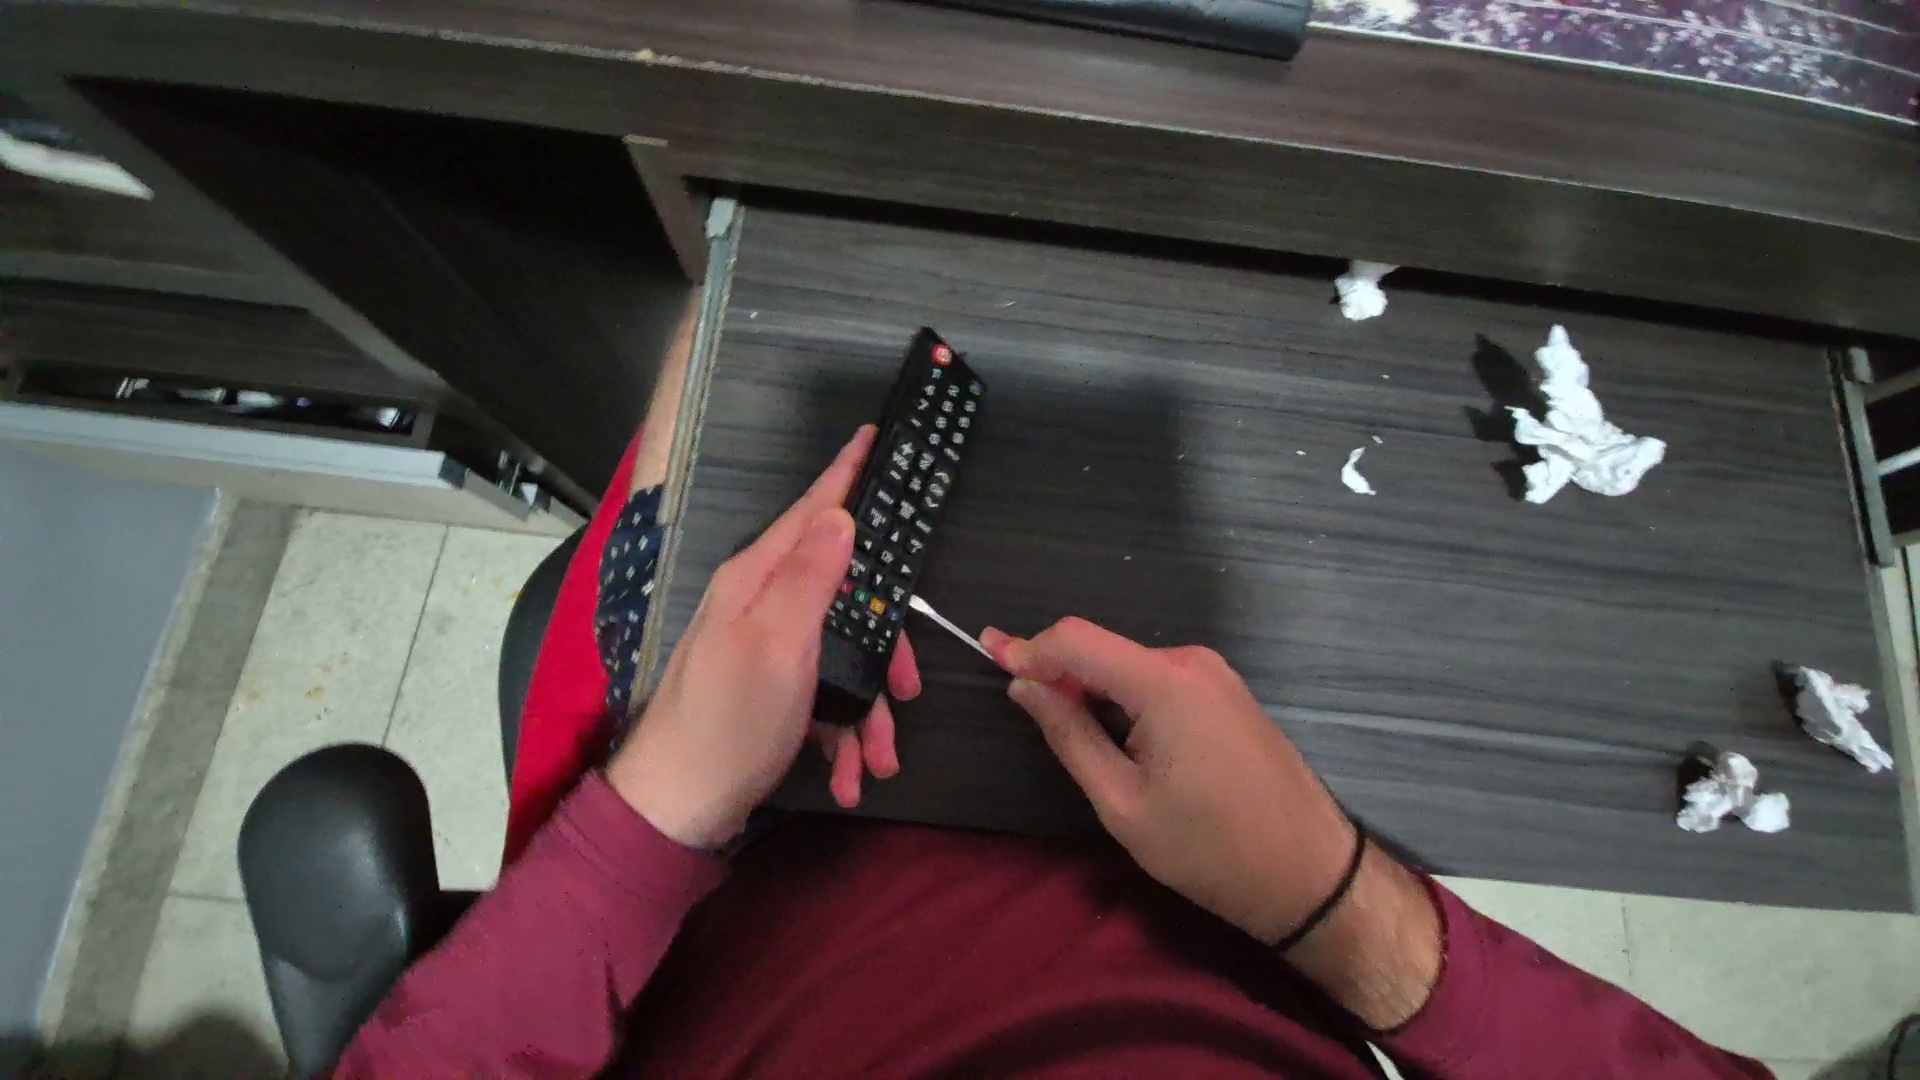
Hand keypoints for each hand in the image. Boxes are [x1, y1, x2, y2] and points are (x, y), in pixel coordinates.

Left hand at [607, 427, 919, 848]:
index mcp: (759, 579)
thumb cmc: (730, 721)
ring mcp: (768, 646)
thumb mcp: (778, 643)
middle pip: (846, 595)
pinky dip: (843, 734)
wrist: (678, 808)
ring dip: (868, 711)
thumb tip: (841, 517)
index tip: (873, 437)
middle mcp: (763, 603)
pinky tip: (848, 774)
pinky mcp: (774, 687)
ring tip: (877, 761)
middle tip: (907, 688)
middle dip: (884, 647)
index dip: (846, 474)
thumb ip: (811, 577)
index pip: (812, 510)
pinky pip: (826, 696)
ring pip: (845, 654)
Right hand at [982, 617, 1440, 1029]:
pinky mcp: (1225, 690)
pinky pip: (1156, 677)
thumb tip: (1025, 687)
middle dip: (1057, 671)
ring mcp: (1213, 673)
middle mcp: (1189, 661)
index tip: (990, 659)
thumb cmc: (1209, 849)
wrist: (1312, 875)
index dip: (1028, 647)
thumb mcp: (1121, 802)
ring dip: (1090, 686)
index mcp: (1163, 682)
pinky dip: (1123, 694)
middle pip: (1101, 649)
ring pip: (1127, 664)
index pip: (1075, 639)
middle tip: (1021, 703)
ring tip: (1071, 730)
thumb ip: (1068, 734)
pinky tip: (1117, 732)